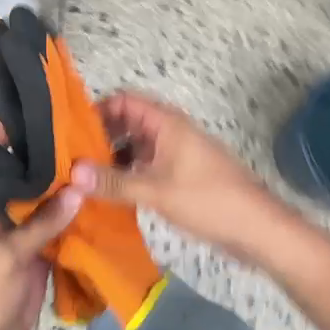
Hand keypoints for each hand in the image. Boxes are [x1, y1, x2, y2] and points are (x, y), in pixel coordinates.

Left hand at [0, 126, 81, 329]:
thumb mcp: (7, 255)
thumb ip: (42, 222)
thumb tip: (78, 188)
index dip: (7, 135)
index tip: (36, 113)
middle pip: (22, 178)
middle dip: (46, 160)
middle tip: (79, 135)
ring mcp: (19, 235)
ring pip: (42, 203)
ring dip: (63, 189)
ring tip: (94, 162)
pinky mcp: (37, 256)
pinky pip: (56, 230)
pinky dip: (73, 219)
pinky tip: (97, 202)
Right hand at [72, 92, 295, 262]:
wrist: (258, 229)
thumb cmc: (208, 200)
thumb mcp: (156, 191)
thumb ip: (113, 182)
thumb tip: (72, 173)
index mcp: (166, 122)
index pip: (124, 100)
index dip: (97, 110)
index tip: (72, 132)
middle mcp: (170, 131)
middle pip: (127, 121)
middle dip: (101, 136)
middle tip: (72, 157)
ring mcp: (177, 153)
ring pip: (136, 145)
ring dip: (113, 157)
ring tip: (85, 177)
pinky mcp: (181, 175)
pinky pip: (147, 164)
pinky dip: (129, 173)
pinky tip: (112, 193)